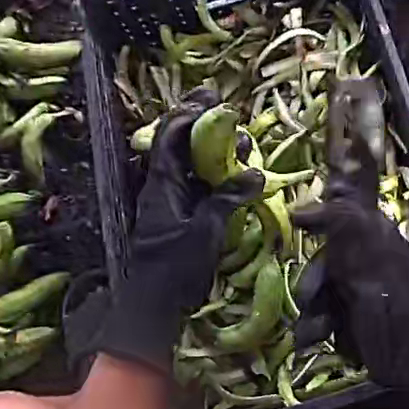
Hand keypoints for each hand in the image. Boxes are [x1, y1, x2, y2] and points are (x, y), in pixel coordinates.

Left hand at [92, 91, 263, 374]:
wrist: (154, 308)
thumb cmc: (174, 268)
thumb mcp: (204, 232)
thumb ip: (227, 200)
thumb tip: (254, 174)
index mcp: (161, 185)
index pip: (170, 138)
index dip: (188, 115)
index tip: (211, 100)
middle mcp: (164, 188)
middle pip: (181, 148)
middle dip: (205, 128)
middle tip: (231, 115)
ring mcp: (173, 203)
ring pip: (193, 167)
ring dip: (216, 154)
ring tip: (243, 146)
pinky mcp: (182, 218)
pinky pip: (200, 188)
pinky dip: (218, 178)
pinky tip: (239, 176)